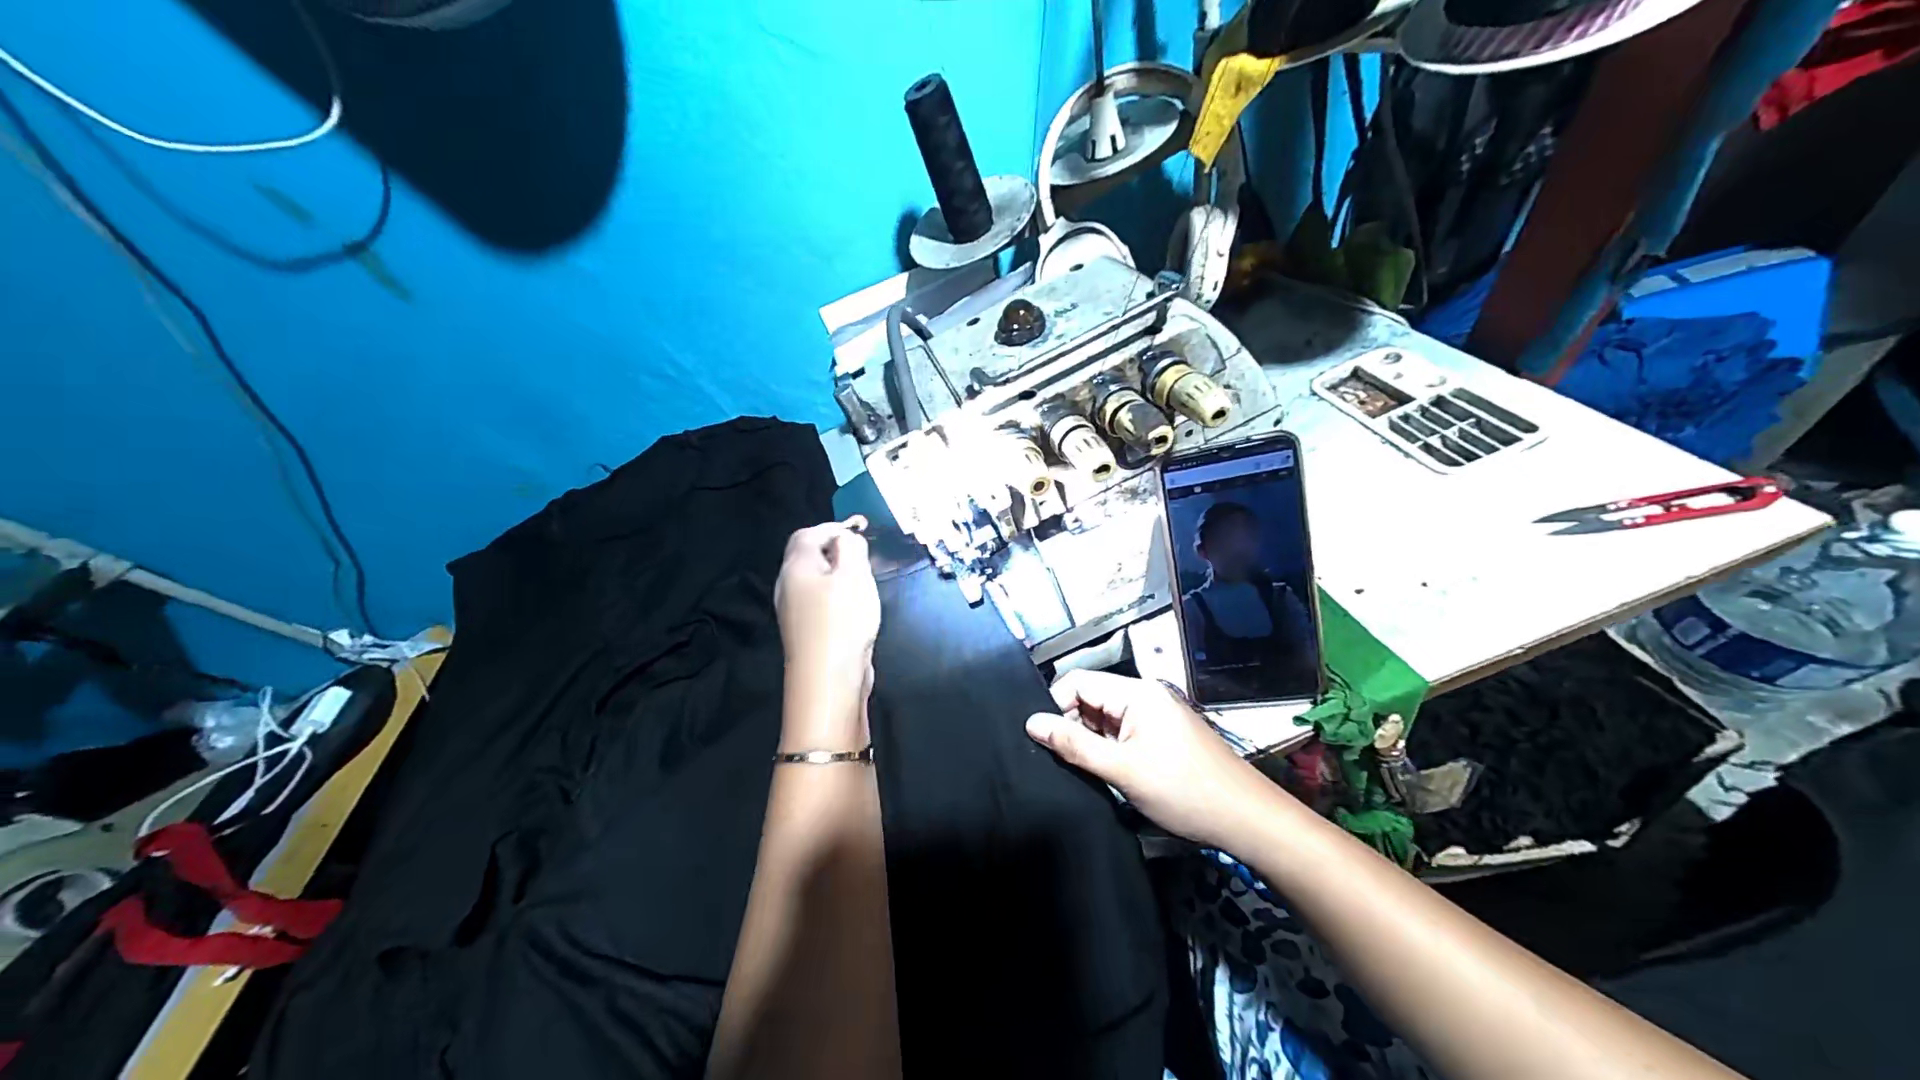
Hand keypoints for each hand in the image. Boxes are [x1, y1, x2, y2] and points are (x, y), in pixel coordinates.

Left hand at [775, 517, 880, 740]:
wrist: (828, 680)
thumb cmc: (842, 621)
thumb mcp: (854, 574)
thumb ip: (851, 548)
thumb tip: (846, 538)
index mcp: (796, 567)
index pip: (807, 534)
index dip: (833, 528)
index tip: (860, 534)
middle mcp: (788, 586)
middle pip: (808, 556)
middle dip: (836, 551)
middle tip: (863, 559)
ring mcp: (794, 611)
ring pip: (815, 580)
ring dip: (838, 576)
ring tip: (863, 583)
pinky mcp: (806, 631)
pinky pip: (820, 602)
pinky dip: (837, 597)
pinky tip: (855, 610)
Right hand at [1025, 670, 1278, 849]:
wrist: (1246, 819)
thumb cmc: (1186, 792)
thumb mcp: (1121, 770)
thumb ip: (1073, 745)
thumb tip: (1032, 724)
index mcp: (1137, 693)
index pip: (1077, 681)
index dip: (1054, 706)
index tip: (1042, 738)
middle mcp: (1145, 697)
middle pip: (1090, 698)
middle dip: (1069, 725)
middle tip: (1059, 759)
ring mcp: (1155, 717)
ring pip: (1104, 719)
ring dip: (1088, 740)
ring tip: (1081, 769)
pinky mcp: (1161, 737)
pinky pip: (1121, 733)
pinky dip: (1107, 749)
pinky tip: (1104, 773)